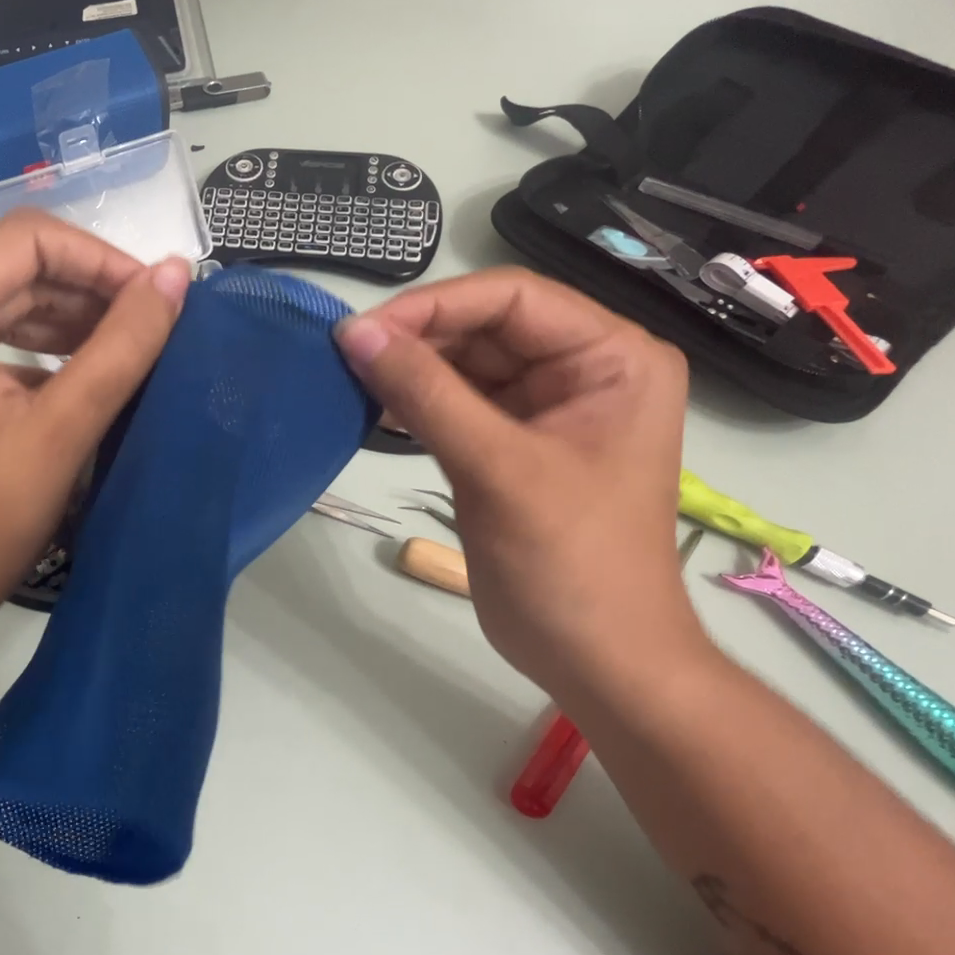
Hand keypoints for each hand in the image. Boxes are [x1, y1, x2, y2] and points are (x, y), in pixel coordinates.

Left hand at [0, 211, 191, 641]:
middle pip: (6, 271)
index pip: (21, 241)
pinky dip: (29, 353)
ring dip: (60, 321)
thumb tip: (176, 275)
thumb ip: (123, 347)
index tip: (152, 294)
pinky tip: (76, 378)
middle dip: (82, 290)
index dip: (97, 257)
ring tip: (122, 349)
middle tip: (147, 324)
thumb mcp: (61, 431)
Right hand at [335, 267, 708, 703]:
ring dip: (408, 373)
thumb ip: (425, 395)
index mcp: (611, 359)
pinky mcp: (508, 449)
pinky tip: (371, 411)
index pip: (513, 299)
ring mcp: (543, 412)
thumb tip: (353, 334)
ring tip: (348, 381)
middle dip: (416, 340)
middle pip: (485, 329)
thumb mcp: (496, 468)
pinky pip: (454, 408)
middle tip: (343, 358)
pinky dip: (412, 407)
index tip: (360, 332)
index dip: (434, 306)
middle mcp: (581, 373)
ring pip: (463, 368)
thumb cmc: (568, 560)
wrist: (594, 655)